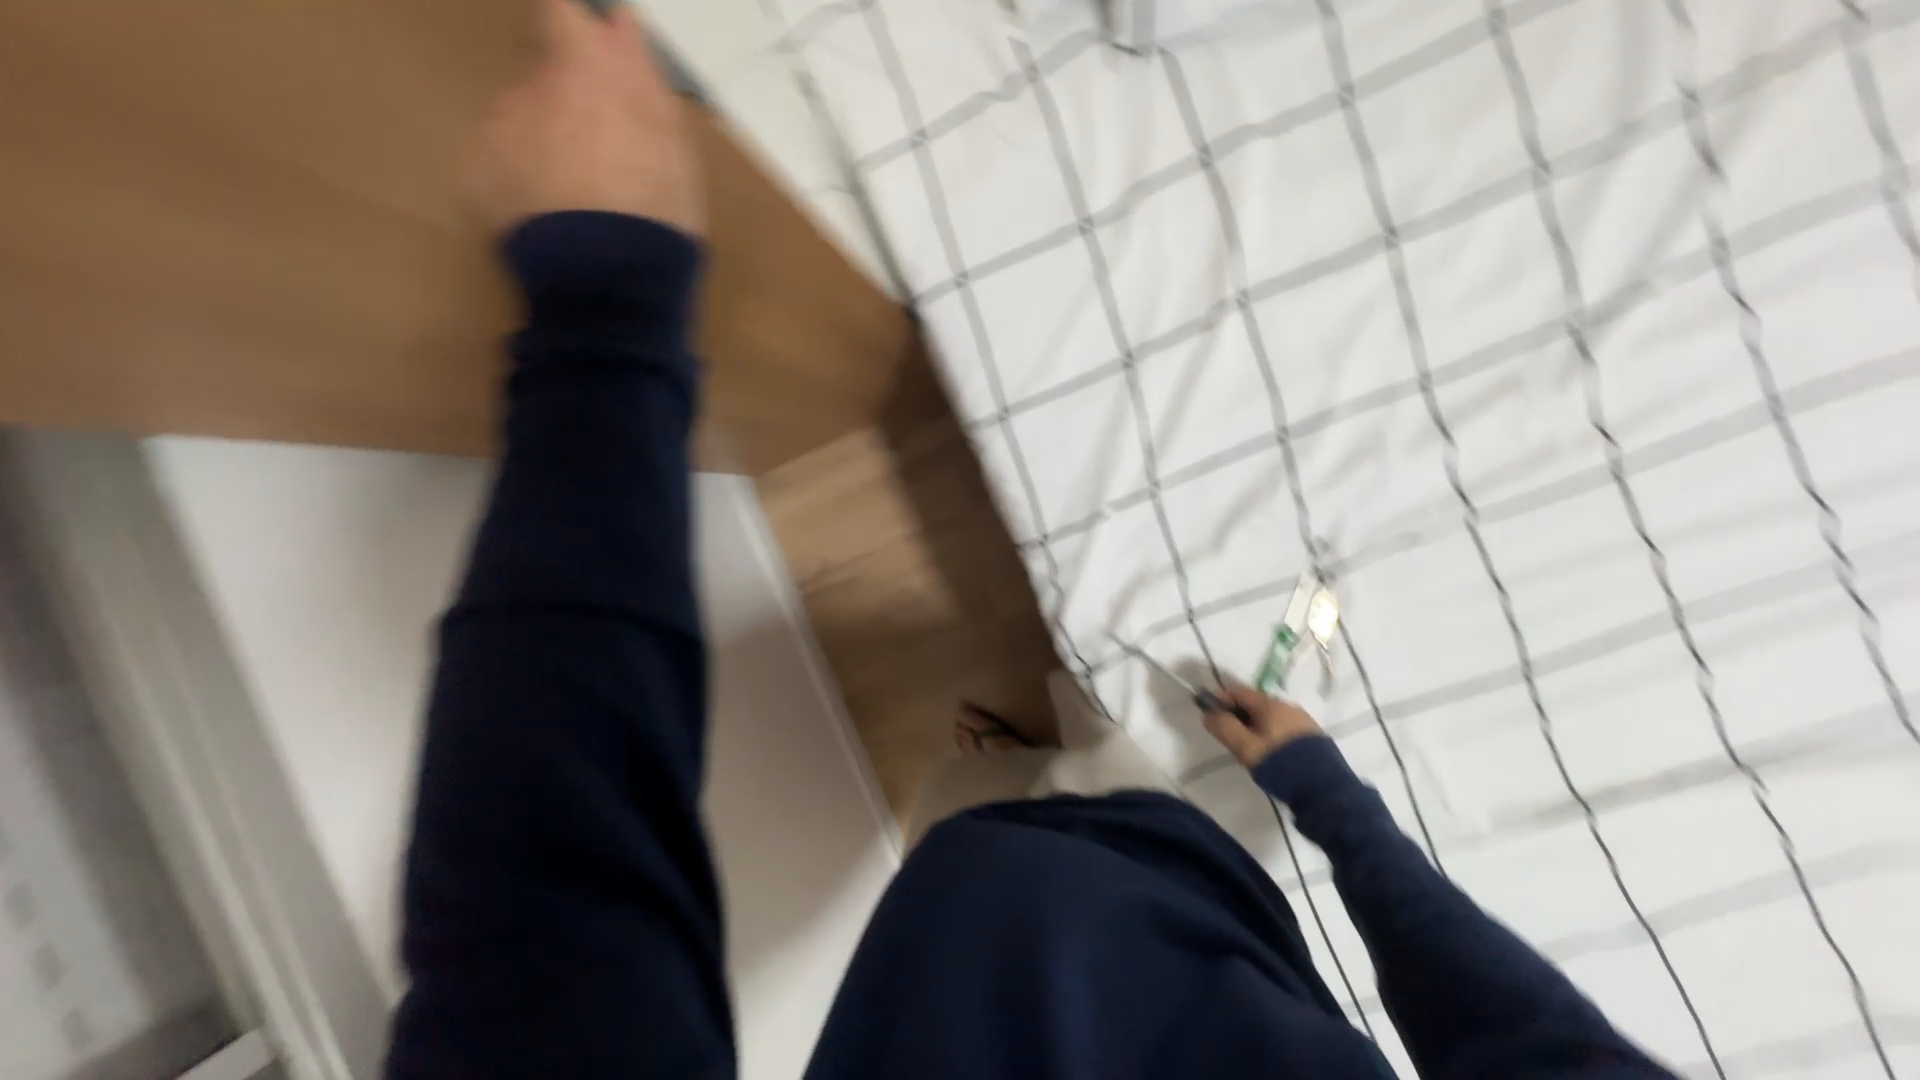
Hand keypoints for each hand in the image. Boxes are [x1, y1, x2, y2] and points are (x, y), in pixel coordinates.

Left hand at [467, 0, 702, 237]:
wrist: (610, 279)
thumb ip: (641, 77)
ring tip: (573, 198)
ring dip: (540, 145)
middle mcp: (530, 89)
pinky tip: (548, 220)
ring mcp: (497, 134)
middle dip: (564, 102)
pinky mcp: (475, 180)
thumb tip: (619, 22)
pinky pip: (496, 169)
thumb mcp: (672, 144)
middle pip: (541, 78)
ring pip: (518, 124)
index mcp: (583, 73)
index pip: (559, 13)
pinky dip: (517, 185)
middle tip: (598, 155)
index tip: (589, 52)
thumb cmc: (657, 208)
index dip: (572, 29)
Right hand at [1202, 682, 1323, 768]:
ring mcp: (1303, 720)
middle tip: (1230, 740)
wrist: (1326, 790)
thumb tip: (1207, 713)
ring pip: (1270, 716)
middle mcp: (1288, 705)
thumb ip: (1224, 728)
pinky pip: (1284, 727)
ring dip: (1256, 726)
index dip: (1220, 700)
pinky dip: (1272, 734)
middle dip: (1238, 716)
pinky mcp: (1314, 736)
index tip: (1211, 718)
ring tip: (1251, 751)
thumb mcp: (1245, 748)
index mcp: (1270, 704)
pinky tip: (1273, 754)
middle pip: (1254, 703)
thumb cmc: (1280, 765)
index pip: (1237, 691)